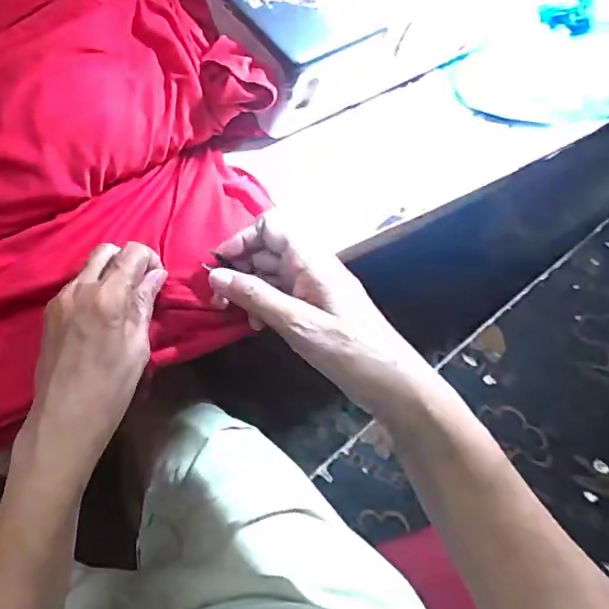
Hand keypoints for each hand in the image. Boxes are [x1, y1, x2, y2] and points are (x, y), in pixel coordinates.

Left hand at [22, 242, 165, 481]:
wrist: (62, 420)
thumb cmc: (110, 391)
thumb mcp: (138, 348)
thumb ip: (144, 305)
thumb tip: (155, 276)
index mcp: (106, 296)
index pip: (131, 253)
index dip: (149, 258)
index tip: (157, 279)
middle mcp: (79, 288)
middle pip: (106, 250)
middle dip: (127, 259)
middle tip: (140, 285)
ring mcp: (60, 298)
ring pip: (88, 266)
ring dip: (108, 273)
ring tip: (121, 301)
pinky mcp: (49, 311)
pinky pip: (75, 285)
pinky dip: (91, 288)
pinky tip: (99, 315)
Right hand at [209, 213, 439, 422]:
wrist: (392, 382)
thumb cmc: (348, 349)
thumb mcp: (296, 323)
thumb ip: (255, 296)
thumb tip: (216, 276)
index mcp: (311, 259)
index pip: (271, 226)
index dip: (242, 239)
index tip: (218, 265)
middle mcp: (312, 265)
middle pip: (267, 249)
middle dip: (239, 266)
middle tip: (217, 296)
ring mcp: (314, 285)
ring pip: (271, 272)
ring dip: (248, 287)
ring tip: (231, 312)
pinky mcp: (316, 306)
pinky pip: (281, 292)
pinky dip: (264, 303)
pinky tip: (256, 325)